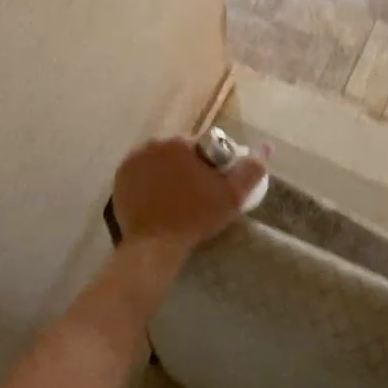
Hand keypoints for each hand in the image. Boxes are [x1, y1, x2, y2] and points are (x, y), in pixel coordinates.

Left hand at [111, 137, 265, 253]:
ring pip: (159, 160)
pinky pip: (141, 172)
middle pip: (178, 151)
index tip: (212, 184)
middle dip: (188, 166)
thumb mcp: (232, 196)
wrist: (155, 245)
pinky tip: (157, 199)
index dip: (210, 164)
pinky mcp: (120, 176)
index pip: (202, 145)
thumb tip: (267, 145)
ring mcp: (133, 159)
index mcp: (180, 142)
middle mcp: (153, 143)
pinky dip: (149, 180)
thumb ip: (251, 168)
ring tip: (176, 198)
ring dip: (168, 171)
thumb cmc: (196, 218)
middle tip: (195, 193)